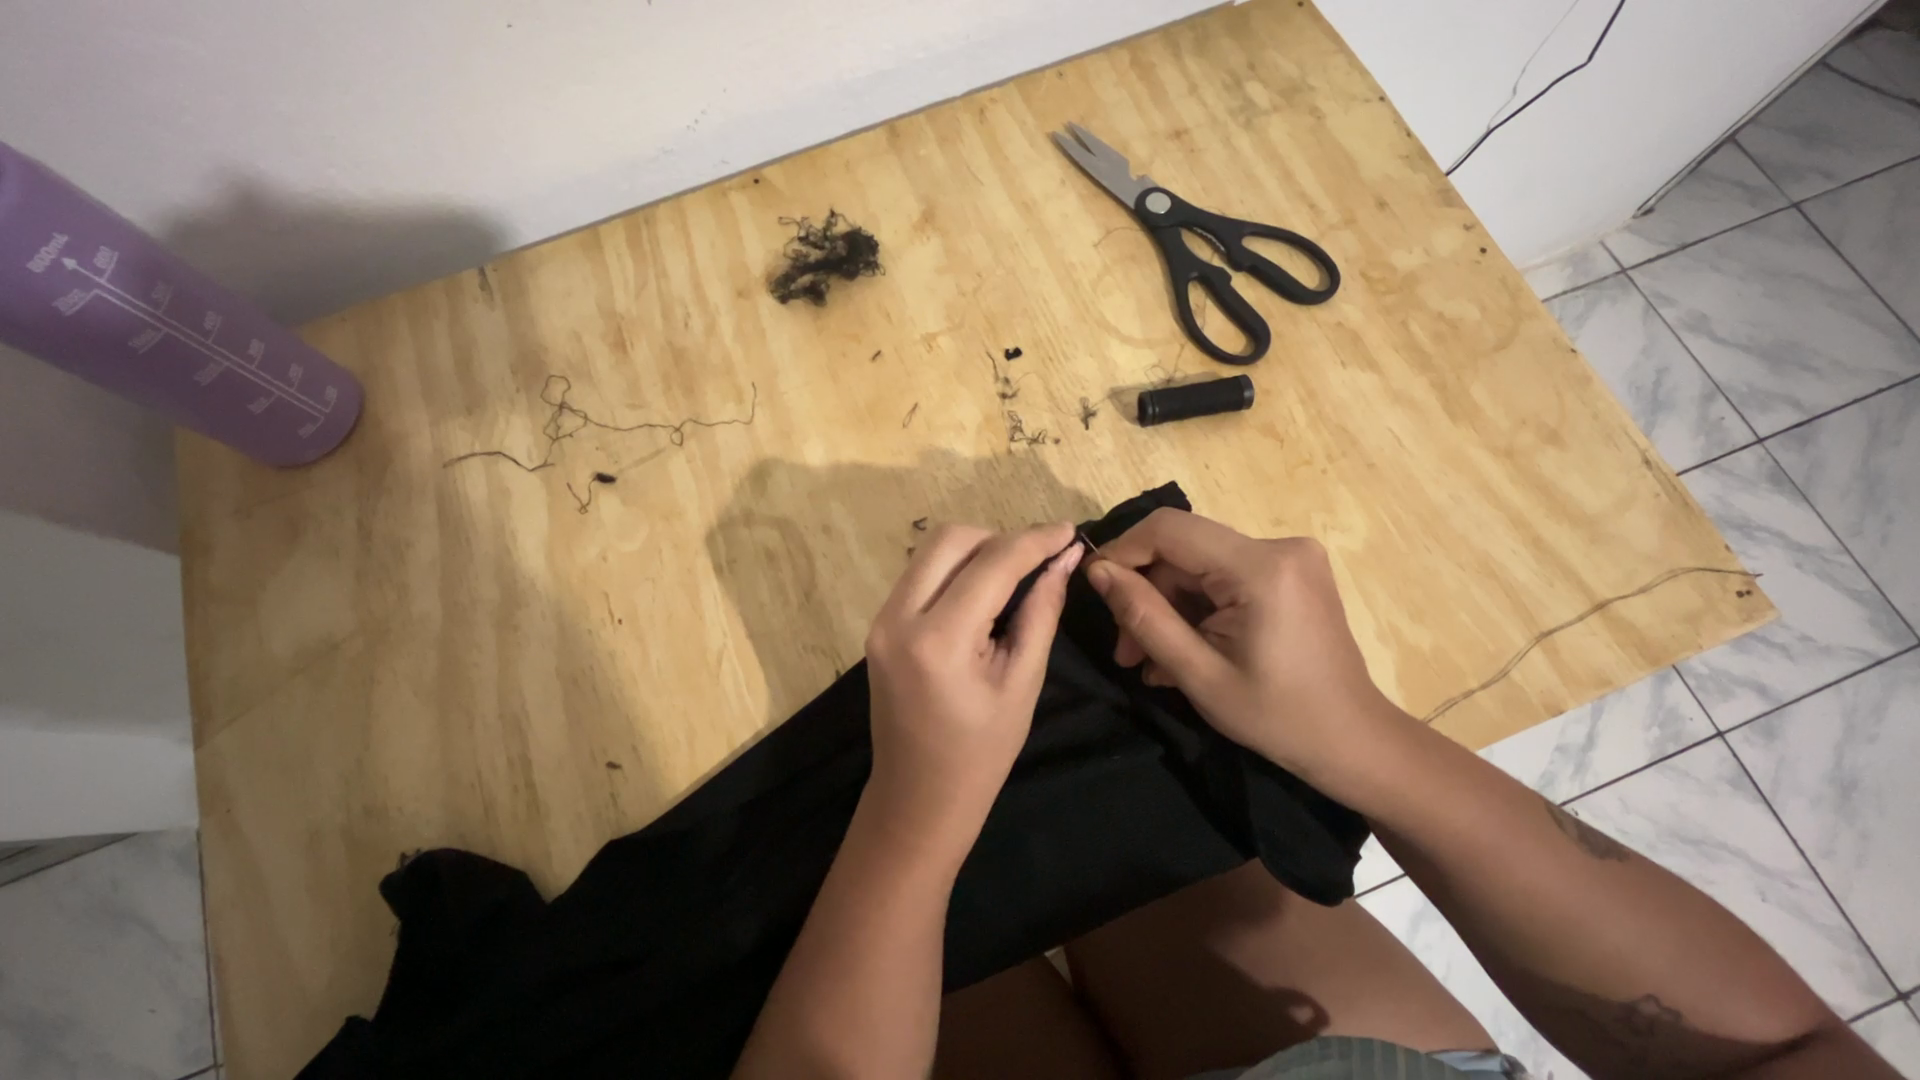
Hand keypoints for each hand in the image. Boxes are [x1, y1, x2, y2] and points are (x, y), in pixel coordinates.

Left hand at [863, 522, 1081, 849]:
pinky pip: (918, 575)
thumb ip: (1041, 612)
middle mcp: (898, 618)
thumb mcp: (1022, 682)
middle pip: (951, 539)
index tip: (1069, 531)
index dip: (1035, 541)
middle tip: (1039, 560)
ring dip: (975, 551)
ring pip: (930, 552)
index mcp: (938, 639)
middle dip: (1000, 538)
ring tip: (1015, 575)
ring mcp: (881, 621)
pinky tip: (983, 593)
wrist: (918, 798)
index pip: (992, 563)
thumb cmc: (981, 753)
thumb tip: (1063, 560)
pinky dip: (953, 570)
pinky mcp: (878, 627)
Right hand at [1082, 508, 1400, 779]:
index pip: (1170, 529)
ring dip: (1167, 608)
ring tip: (1147, 662)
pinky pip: (1222, 578)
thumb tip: (1097, 571)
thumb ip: (1143, 616)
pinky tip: (1180, 652)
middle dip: (1145, 595)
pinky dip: (1196, 610)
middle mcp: (1279, 547)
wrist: (1351, 740)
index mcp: (1261, 568)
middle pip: (1183, 550)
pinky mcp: (1290, 572)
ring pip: (1198, 566)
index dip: (1123, 551)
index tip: (1093, 587)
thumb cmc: (1276, 717)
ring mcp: (1289, 558)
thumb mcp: (1197, 673)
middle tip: (1124, 651)